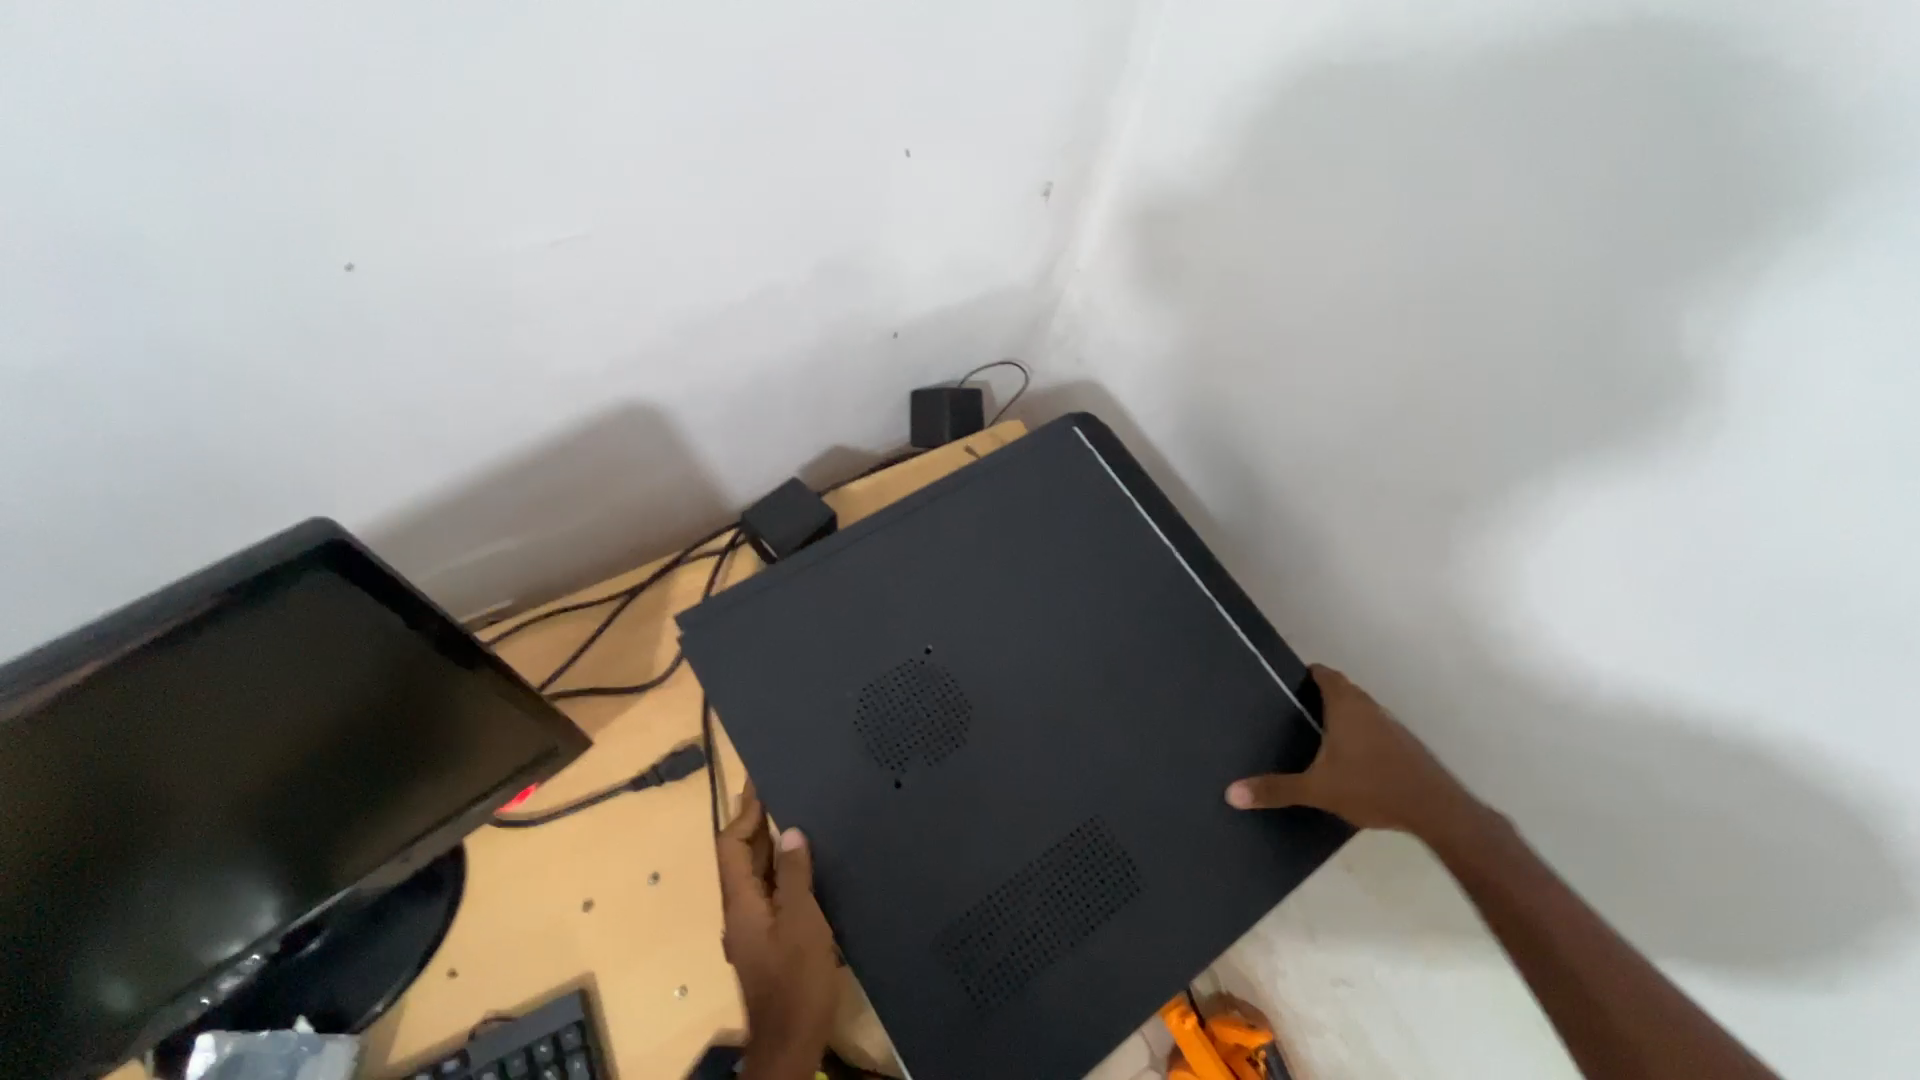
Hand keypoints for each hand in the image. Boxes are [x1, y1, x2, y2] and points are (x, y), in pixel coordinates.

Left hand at [717, 782, 837, 1078]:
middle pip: (742, 859)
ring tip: (799, 816)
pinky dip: (786, 871)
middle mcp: (742, 912)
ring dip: (773, 846)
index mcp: (741, 903)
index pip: (731, 846)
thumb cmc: (796, 981)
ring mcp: (756, 928)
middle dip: (758, 823)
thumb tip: (789, 832)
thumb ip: (795, 877)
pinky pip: (774, 893)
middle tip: (783, 790)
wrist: (792, 1042)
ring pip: (759, 876)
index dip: (744, 813)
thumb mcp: (802, 923)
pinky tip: (811, 864)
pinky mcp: (772, 941)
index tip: (760, 783)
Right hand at [1225, 664, 1480, 837]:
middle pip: (1343, 689)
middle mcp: (1369, 708)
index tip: (1286, 685)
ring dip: (1342, 715)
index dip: (1306, 675)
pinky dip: (1359, 733)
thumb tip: (1231, 793)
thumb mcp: (1317, 790)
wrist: (1436, 810)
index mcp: (1346, 706)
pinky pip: (1374, 727)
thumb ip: (1276, 790)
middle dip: (1320, 695)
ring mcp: (1391, 725)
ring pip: (1361, 709)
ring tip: (1317, 733)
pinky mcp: (1405, 745)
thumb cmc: (1372, 787)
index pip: (1324, 674)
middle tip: (1294, 709)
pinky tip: (1350, 759)